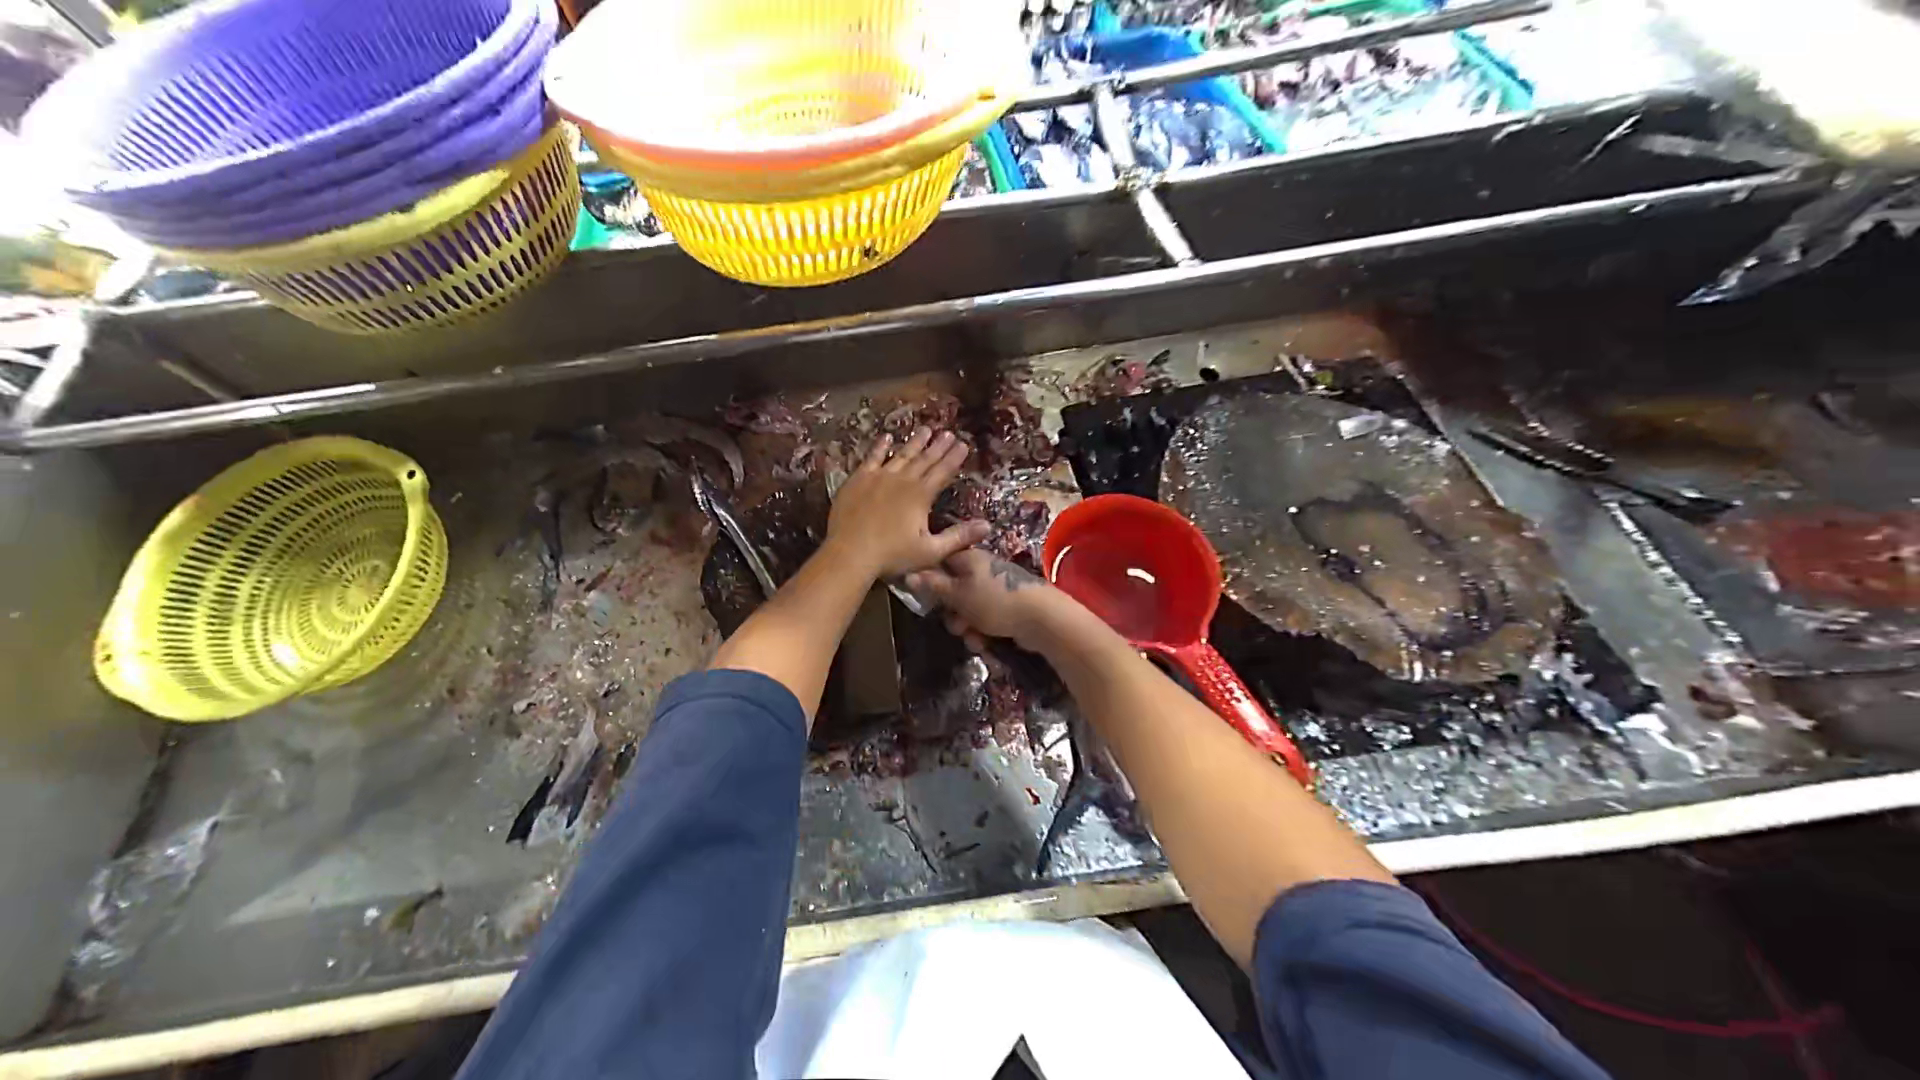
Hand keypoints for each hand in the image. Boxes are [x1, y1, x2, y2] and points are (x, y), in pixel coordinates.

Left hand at [825, 427, 988, 577]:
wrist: (849, 553)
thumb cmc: (892, 556)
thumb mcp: (931, 551)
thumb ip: (959, 537)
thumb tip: (987, 526)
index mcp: (921, 495)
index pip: (942, 472)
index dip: (954, 458)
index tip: (963, 444)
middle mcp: (902, 480)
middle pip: (924, 459)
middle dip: (938, 446)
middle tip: (948, 432)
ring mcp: (878, 477)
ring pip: (901, 455)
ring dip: (914, 442)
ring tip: (925, 430)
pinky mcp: (858, 480)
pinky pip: (872, 458)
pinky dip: (881, 447)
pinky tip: (887, 438)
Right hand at [905, 548, 1068, 652]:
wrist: (1041, 619)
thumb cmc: (995, 601)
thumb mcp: (958, 594)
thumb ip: (933, 585)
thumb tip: (909, 574)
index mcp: (969, 559)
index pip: (941, 562)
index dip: (930, 580)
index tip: (926, 598)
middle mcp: (982, 571)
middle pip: (953, 590)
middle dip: (952, 612)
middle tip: (957, 623)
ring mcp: (996, 590)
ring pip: (968, 610)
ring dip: (966, 627)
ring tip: (974, 637)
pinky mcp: (1006, 609)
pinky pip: (985, 620)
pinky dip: (982, 632)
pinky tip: (986, 643)